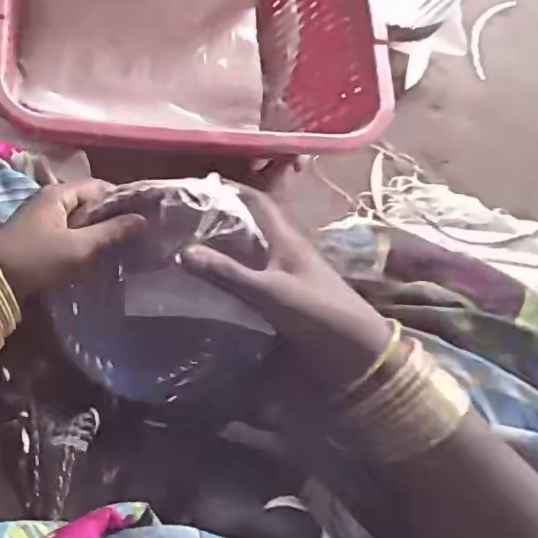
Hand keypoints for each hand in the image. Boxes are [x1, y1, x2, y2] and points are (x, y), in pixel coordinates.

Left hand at [0, 180, 145, 295]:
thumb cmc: (36, 257)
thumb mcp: (77, 247)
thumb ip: (109, 232)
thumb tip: (140, 219)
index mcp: (58, 194)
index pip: (98, 186)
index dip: (120, 199)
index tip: (141, 216)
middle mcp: (49, 201)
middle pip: (87, 203)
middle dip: (109, 217)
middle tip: (134, 234)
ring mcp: (40, 220)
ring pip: (76, 220)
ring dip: (94, 232)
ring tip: (119, 247)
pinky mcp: (35, 238)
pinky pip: (65, 234)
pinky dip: (79, 242)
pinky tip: (93, 257)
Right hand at [180, 183, 393, 390]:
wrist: (356, 350)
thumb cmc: (318, 312)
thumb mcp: (270, 292)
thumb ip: (228, 273)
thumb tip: (183, 251)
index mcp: (284, 237)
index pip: (255, 200)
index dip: (227, 189)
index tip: (195, 187)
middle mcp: (282, 247)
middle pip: (246, 221)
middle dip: (216, 215)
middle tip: (181, 216)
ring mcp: (282, 269)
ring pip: (245, 246)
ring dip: (219, 241)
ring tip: (185, 241)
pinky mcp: (281, 290)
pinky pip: (247, 269)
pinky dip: (226, 266)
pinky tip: (207, 274)